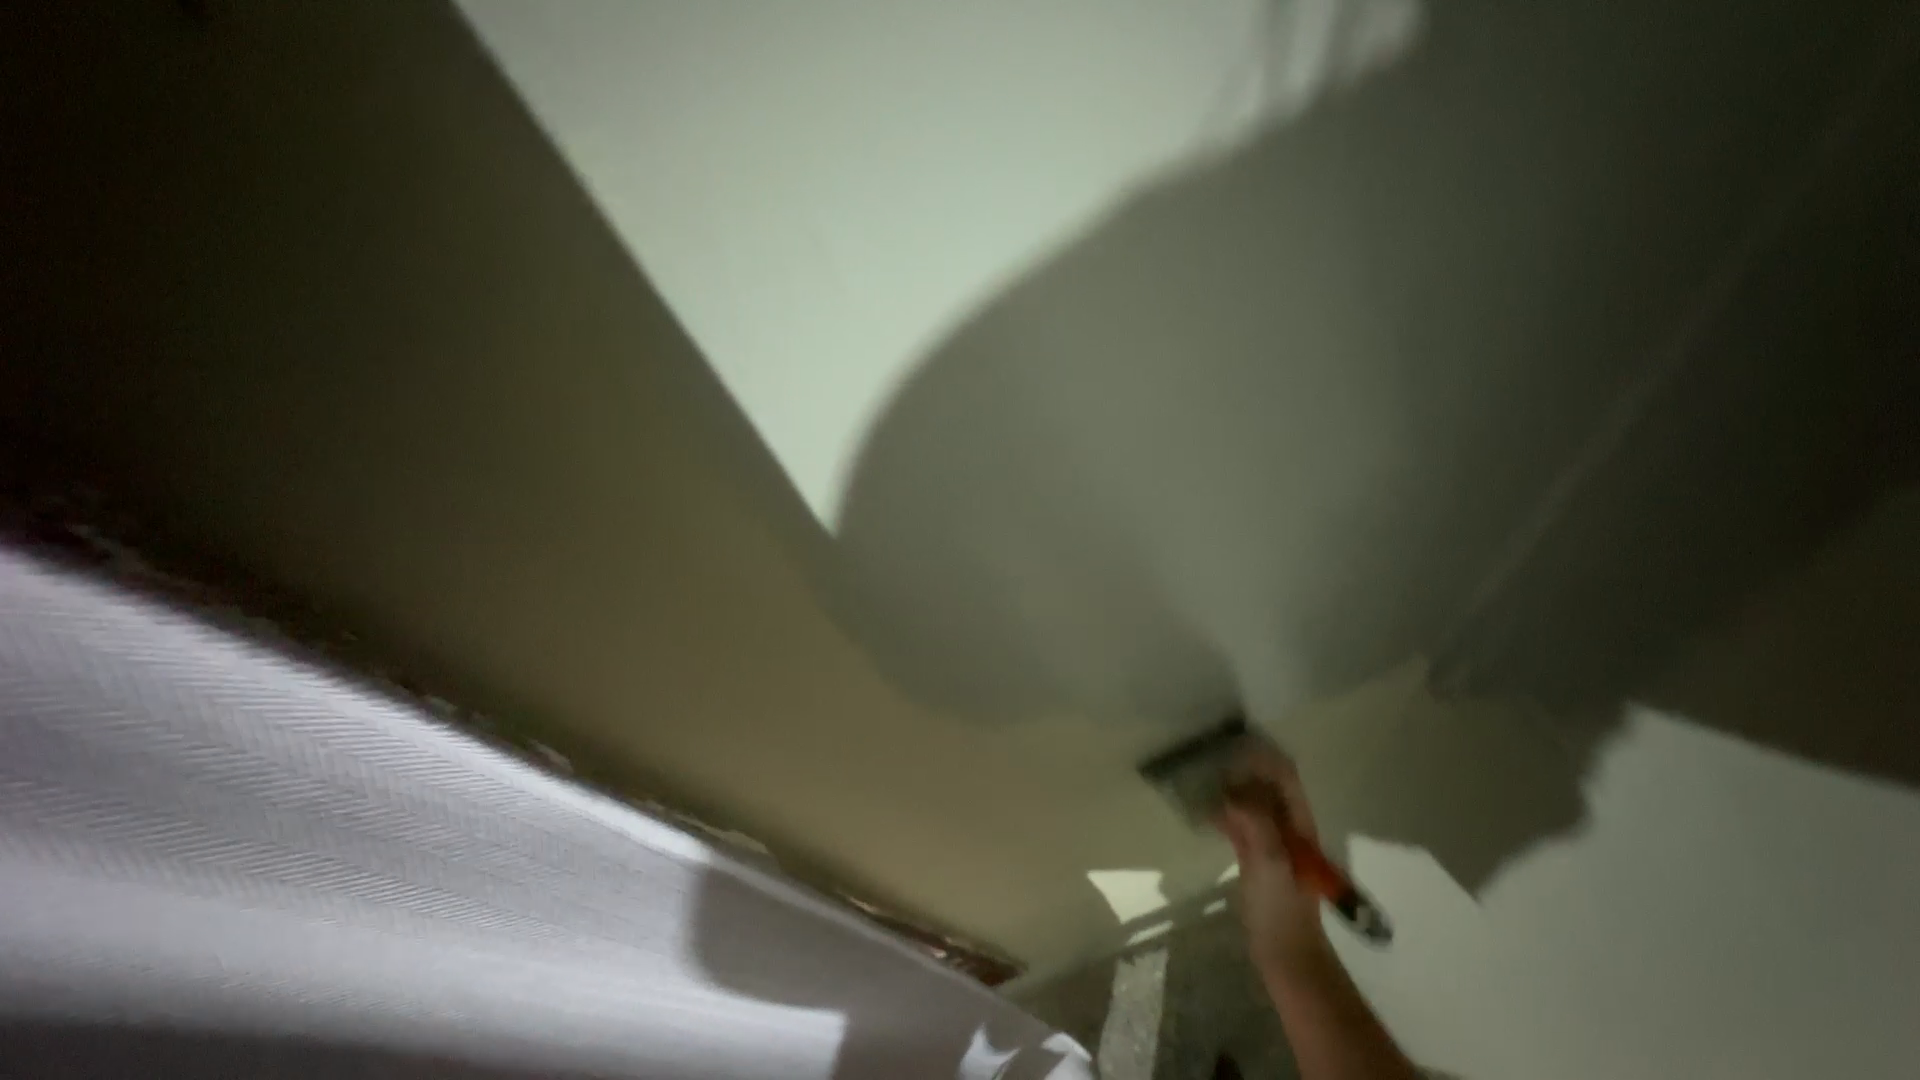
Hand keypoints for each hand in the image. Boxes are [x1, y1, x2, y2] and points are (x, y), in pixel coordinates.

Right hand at [1212, 743, 1332, 979]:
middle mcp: (1286, 826)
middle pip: (1265, 786)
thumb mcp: (1271, 862)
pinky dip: (1223, 811)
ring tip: (1200, 772)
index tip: (1233, 742)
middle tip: (1208, 753)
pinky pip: (1238, 824)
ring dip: (1230, 788)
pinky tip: (1201, 807)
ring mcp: (1270, 842)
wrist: (1285, 953)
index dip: (1263, 757)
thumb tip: (1232, 792)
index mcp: (1298, 824)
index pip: (1284, 777)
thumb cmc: (1282, 908)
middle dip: (1242, 767)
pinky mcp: (1254, 858)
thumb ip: (1257, 823)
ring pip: (1250, 804)